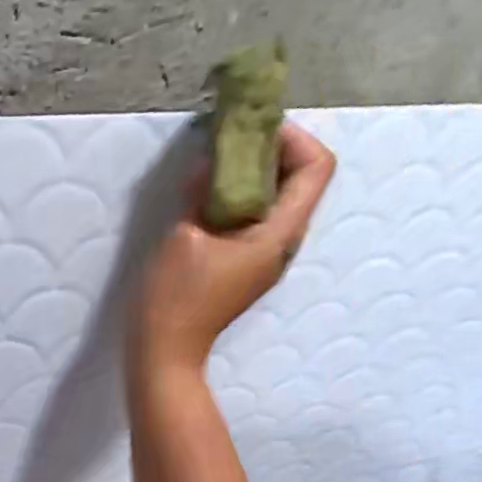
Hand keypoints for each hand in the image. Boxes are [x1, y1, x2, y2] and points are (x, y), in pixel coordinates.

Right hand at [130, 121, 334, 374]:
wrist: (166, 351)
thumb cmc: (175, 297)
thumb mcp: (183, 237)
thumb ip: (202, 194)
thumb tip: (211, 162)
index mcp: (277, 235)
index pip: (315, 168)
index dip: (293, 138)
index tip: (252, 130)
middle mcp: (283, 244)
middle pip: (300, 181)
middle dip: (271, 152)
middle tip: (231, 140)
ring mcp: (265, 259)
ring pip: (278, 201)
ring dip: (254, 176)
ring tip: (217, 165)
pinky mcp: (246, 267)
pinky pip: (257, 221)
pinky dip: (240, 200)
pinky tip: (209, 199)